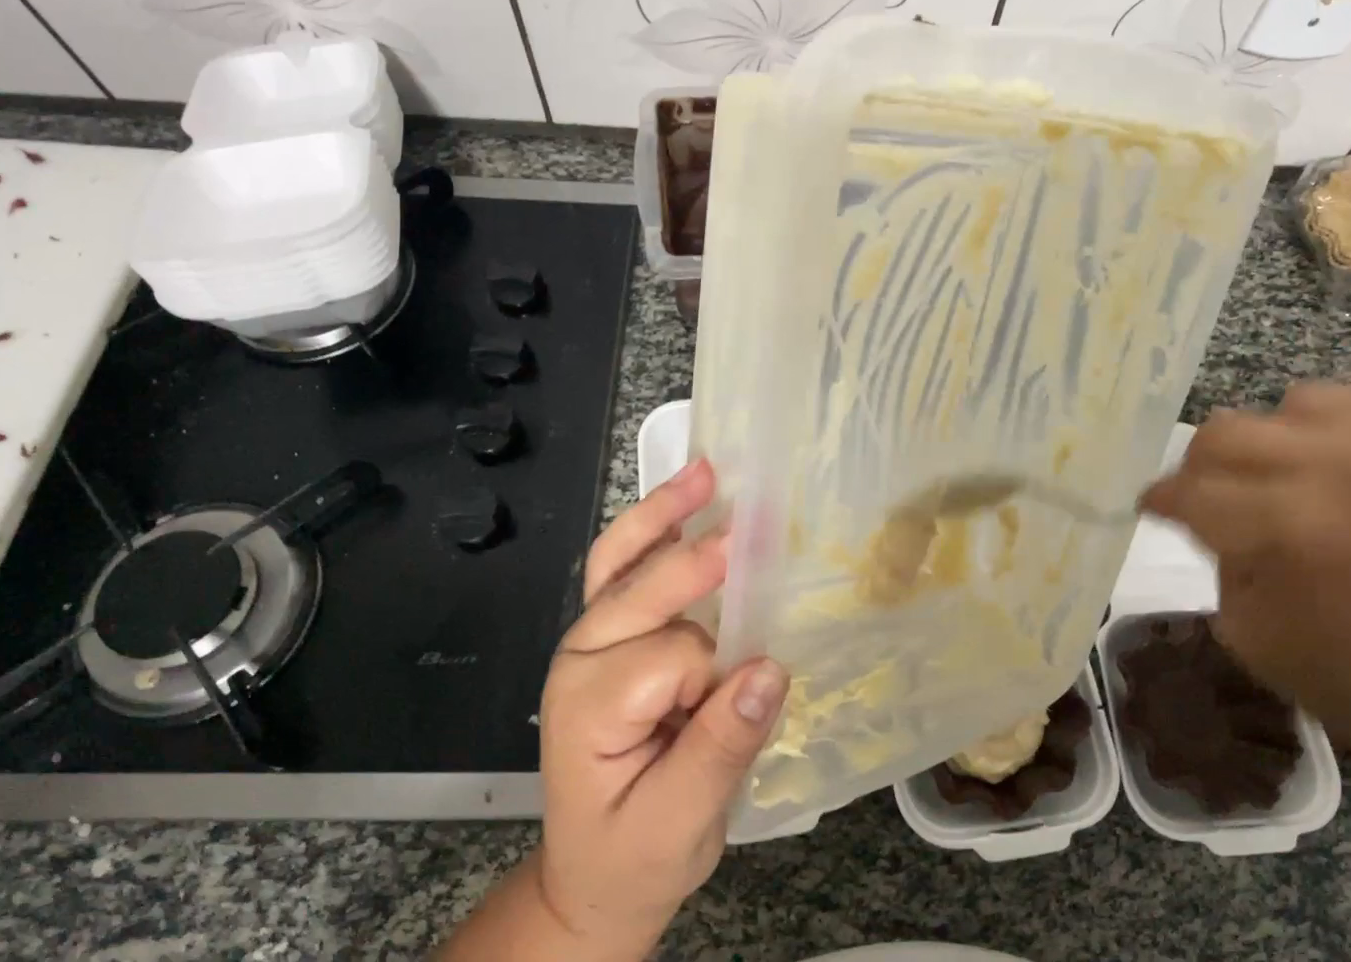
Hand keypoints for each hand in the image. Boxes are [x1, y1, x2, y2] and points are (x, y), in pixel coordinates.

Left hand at [535, 459, 788, 952]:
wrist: (593, 876)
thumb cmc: (634, 857)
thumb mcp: (678, 821)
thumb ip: (720, 746)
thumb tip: (769, 671)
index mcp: (590, 706)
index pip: (673, 656)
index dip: (717, 677)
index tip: (740, 710)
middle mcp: (581, 659)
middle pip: (644, 592)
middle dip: (698, 562)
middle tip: (754, 524)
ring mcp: (589, 643)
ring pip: (623, 566)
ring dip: (665, 518)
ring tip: (705, 474)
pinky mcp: (606, 639)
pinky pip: (622, 573)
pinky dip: (652, 533)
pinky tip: (683, 504)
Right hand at [1139, 383, 1350, 800]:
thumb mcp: (1258, 642)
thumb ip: (1219, 560)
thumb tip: (1208, 514)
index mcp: (1286, 527)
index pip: (1186, 488)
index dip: (1161, 501)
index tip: (1157, 509)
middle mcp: (1343, 461)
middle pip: (1226, 430)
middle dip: (1207, 469)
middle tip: (1220, 501)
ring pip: (1297, 402)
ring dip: (1283, 445)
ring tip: (1307, 487)